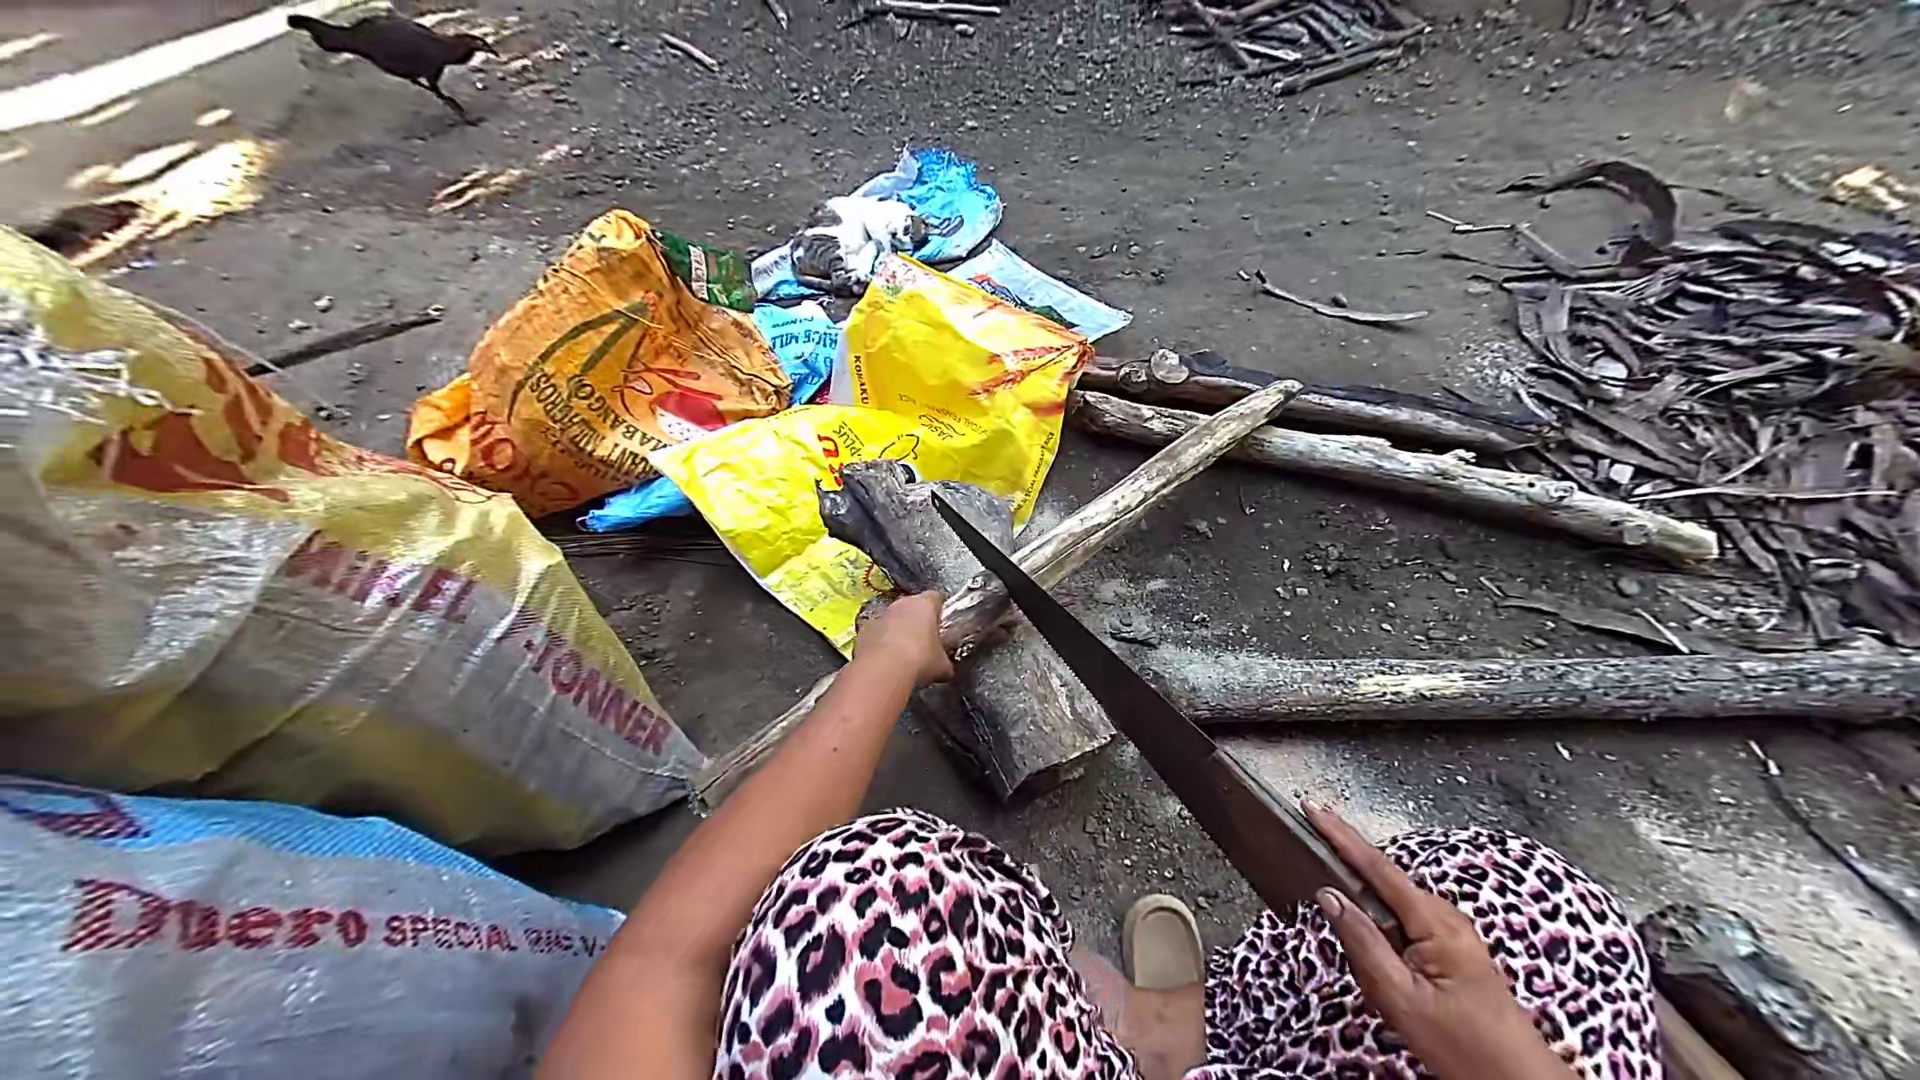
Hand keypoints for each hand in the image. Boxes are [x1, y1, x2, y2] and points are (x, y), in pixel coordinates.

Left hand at [854, 592, 952, 686]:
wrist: (882, 671)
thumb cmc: (920, 660)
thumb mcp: (942, 665)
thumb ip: (944, 661)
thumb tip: (945, 669)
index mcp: (924, 604)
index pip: (935, 598)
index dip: (939, 611)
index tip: (940, 625)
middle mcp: (900, 604)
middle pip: (911, 607)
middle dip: (916, 621)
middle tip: (922, 642)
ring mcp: (879, 616)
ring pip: (891, 620)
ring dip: (895, 632)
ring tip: (901, 655)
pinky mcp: (862, 632)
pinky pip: (875, 634)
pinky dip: (879, 644)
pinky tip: (884, 662)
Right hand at [1303, 801, 1577, 1079]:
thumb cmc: (1466, 1050)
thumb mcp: (1401, 998)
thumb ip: (1361, 941)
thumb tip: (1329, 895)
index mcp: (1435, 923)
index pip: (1376, 865)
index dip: (1339, 833)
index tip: (1312, 807)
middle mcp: (1445, 917)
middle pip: (1382, 877)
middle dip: (1346, 863)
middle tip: (1315, 853)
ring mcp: (1451, 931)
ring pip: (1390, 901)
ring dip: (1363, 900)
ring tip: (1351, 926)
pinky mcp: (1450, 947)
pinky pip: (1401, 919)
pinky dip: (1378, 918)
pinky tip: (1372, 944)